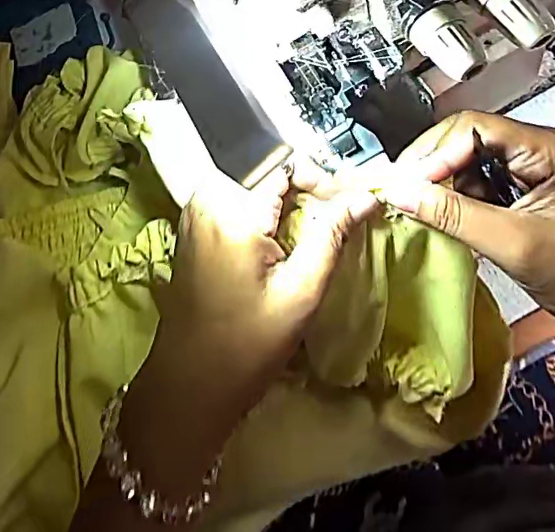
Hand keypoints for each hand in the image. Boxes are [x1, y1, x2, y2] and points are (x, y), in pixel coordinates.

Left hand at [131, 165, 378, 437]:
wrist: (188, 386)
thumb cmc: (246, 347)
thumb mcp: (300, 292)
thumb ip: (332, 235)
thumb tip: (365, 197)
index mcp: (233, 211)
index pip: (289, 167)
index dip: (325, 182)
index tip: (350, 205)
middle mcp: (207, 199)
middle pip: (272, 171)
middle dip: (309, 192)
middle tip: (340, 219)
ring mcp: (196, 211)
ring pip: (258, 184)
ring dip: (290, 202)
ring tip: (318, 232)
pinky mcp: (195, 225)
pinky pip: (240, 200)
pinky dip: (267, 212)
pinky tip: (285, 242)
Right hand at [379, 111, 554, 339]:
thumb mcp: (516, 245)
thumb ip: (455, 215)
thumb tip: (405, 193)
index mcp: (550, 147)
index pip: (475, 127)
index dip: (437, 153)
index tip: (411, 184)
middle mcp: (546, 147)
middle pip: (471, 138)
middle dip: (438, 166)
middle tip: (410, 195)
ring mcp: (541, 167)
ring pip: (476, 160)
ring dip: (451, 184)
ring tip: (433, 211)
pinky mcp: (536, 188)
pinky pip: (488, 181)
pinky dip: (468, 198)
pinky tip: (458, 218)